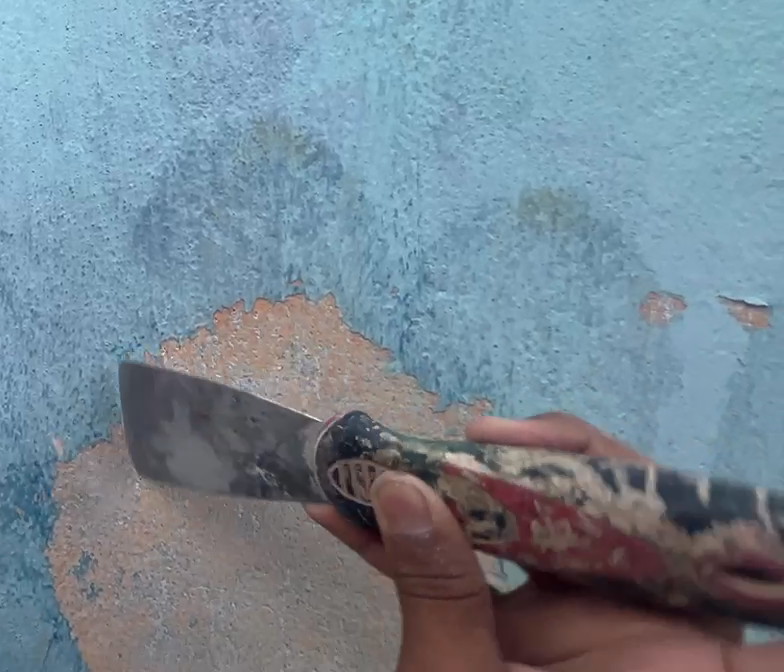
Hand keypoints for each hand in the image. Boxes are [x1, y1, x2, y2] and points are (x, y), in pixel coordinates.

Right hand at [309, 413, 783, 670]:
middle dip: (561, 465)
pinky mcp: (526, 623)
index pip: (745, 575)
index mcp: (677, 662)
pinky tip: (341, 514)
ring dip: (468, 483)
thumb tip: (401, 486)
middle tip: (478, 437)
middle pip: (634, 519)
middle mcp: (650, 632)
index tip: (630, 473)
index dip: (718, 515)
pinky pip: (474, 558)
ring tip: (393, 457)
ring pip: (549, 525)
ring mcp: (585, 624)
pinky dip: (406, 535)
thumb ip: (441, 591)